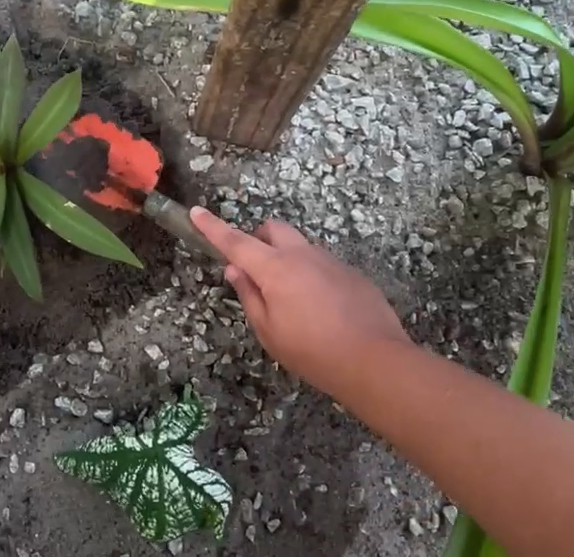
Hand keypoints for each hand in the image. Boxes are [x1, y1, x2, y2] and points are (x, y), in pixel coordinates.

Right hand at [191, 205, 408, 392]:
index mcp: (274, 269)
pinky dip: (314, 277)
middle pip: (273, 228)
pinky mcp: (352, 273)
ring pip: (301, 247)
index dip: (213, 227)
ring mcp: (330, 261)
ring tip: (296, 301)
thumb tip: (235, 270)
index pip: (235, 241)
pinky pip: (324, 265)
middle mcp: (302, 255)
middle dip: (260, 239)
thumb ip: (249, 296)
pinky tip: (325, 311)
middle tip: (258, 270)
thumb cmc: (313, 351)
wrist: (376, 361)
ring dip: (289, 260)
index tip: (197, 212)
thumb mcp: (269, 332)